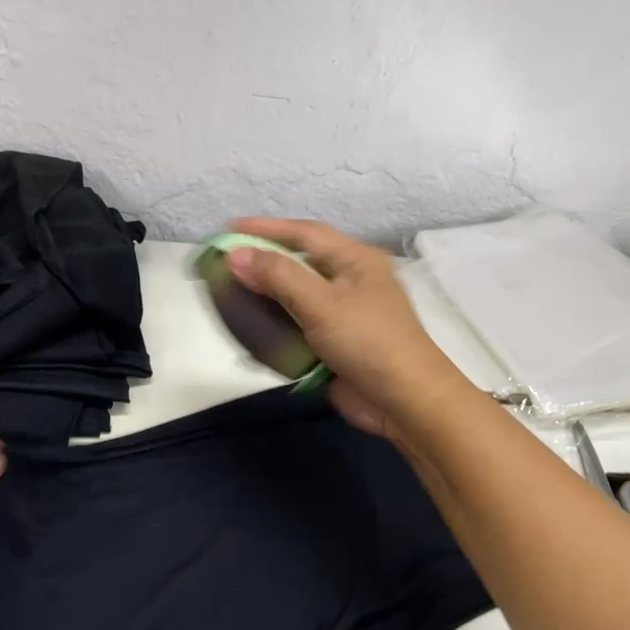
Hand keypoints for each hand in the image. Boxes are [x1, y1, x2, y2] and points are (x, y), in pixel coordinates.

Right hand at [226, 218, 461, 436]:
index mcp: (356, 260)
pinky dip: (275, 327)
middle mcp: (350, 282)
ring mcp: (343, 315)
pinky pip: (298, 328)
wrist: (404, 401)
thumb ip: (278, 276)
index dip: (265, 228)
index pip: (304, 233)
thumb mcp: (322, 303)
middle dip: (262, 261)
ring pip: (296, 297)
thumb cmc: (368, 342)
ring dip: (266, 296)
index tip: (228, 229)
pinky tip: (252, 330)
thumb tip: (235, 254)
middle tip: (225, 263)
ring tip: (231, 294)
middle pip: (299, 263)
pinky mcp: (334, 345)